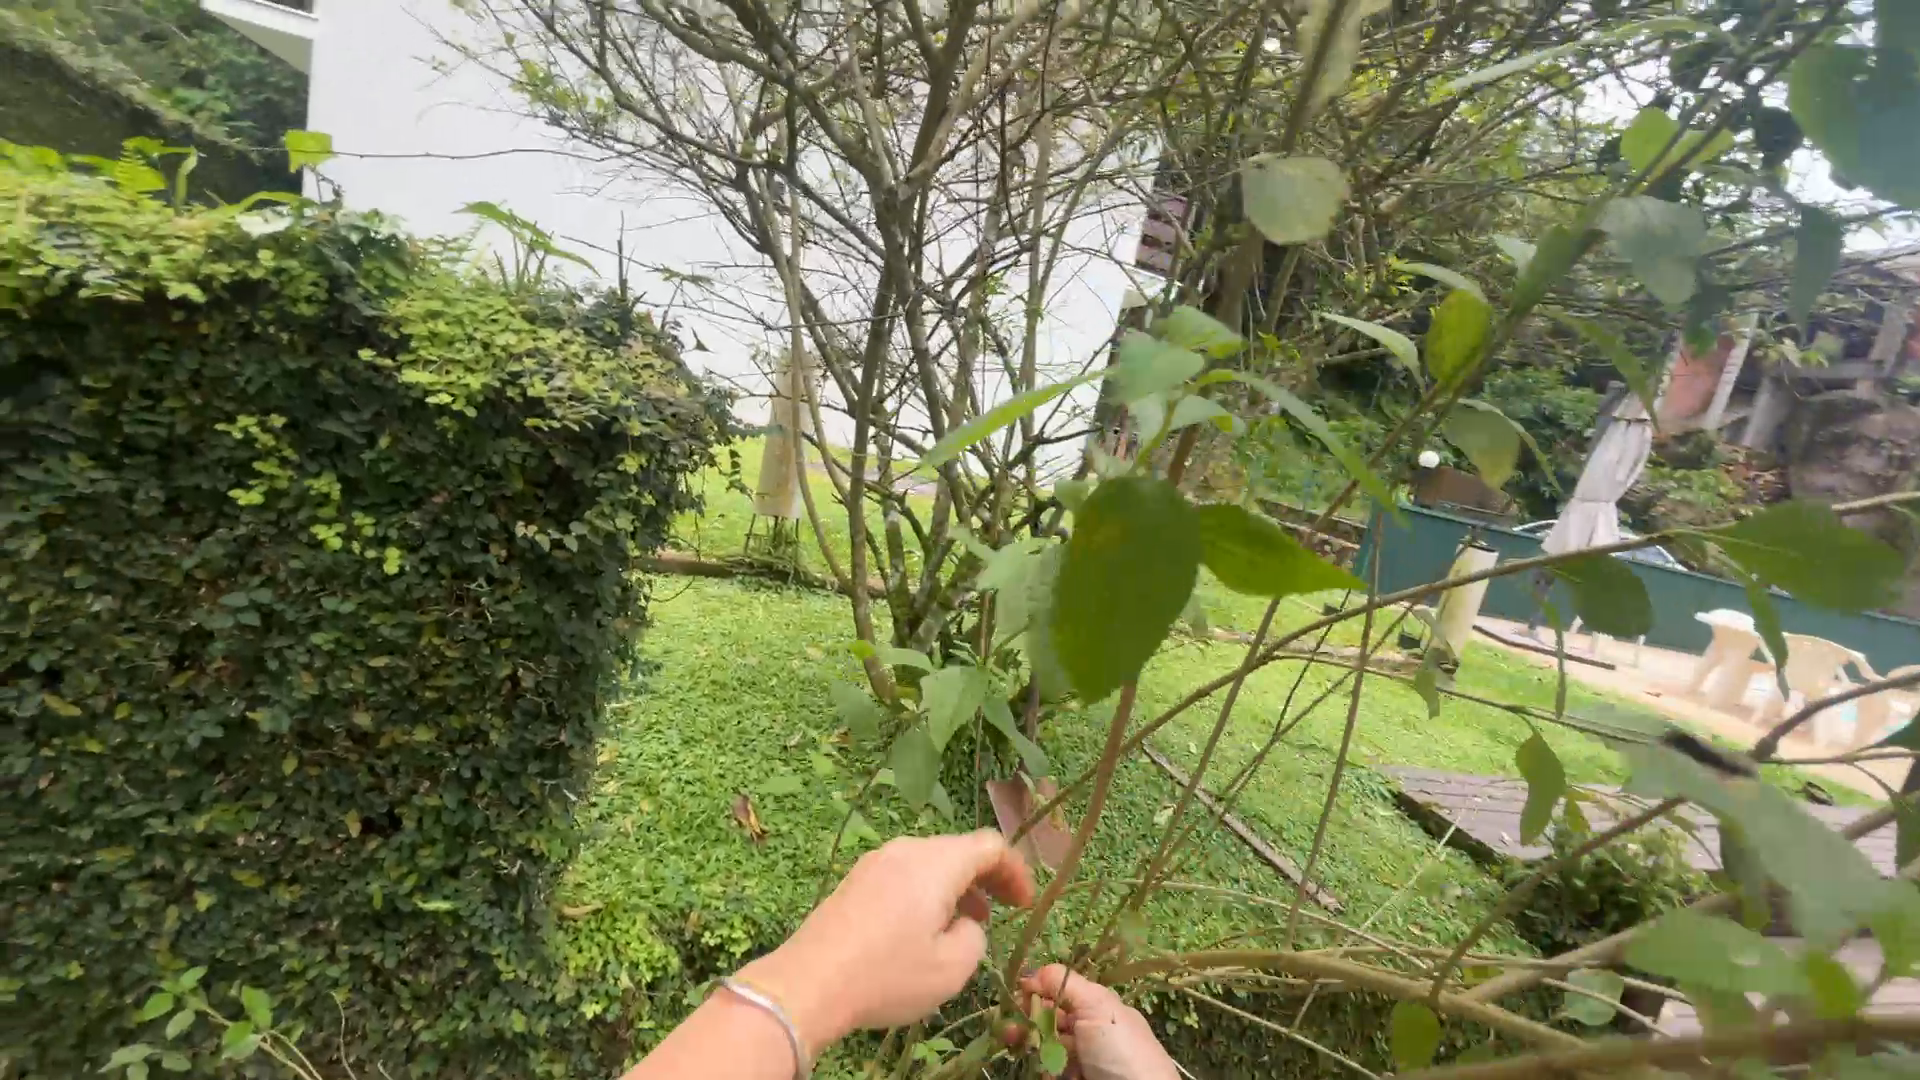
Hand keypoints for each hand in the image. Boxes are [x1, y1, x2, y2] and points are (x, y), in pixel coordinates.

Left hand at [737, 830, 1033, 1057]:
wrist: (809, 982)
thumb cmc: (887, 975)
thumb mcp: (951, 969)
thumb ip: (975, 937)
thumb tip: (966, 921)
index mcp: (936, 862)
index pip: (989, 845)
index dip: (1015, 870)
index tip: (1025, 903)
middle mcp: (908, 848)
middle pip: (959, 849)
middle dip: (987, 877)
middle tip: (1003, 910)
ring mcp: (878, 860)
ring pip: (931, 861)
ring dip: (957, 885)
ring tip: (966, 922)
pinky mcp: (858, 877)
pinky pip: (906, 872)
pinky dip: (928, 890)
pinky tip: (923, 926)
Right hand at [1020, 966, 1178, 1079]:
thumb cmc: (1121, 1050)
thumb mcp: (1097, 1005)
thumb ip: (1063, 982)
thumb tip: (1031, 972)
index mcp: (1099, 1007)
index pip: (1061, 991)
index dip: (1038, 990)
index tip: (1018, 993)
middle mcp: (1089, 1033)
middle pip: (1049, 1019)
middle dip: (1025, 1020)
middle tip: (1008, 1029)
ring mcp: (1082, 1062)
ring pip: (1045, 1047)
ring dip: (1027, 1043)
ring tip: (1013, 1044)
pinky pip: (1050, 1071)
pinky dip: (1042, 1069)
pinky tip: (1042, 1071)